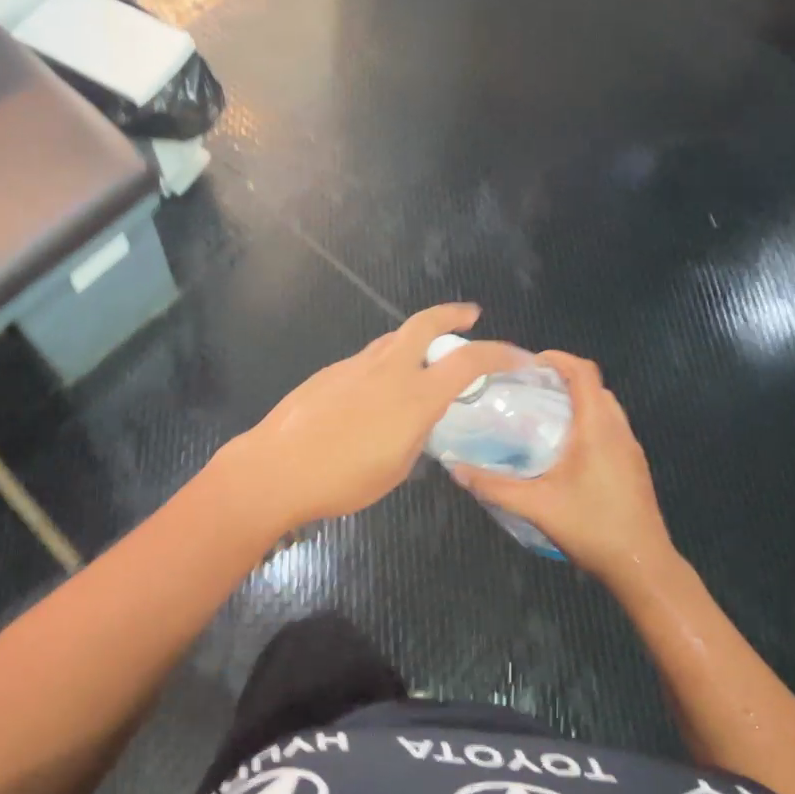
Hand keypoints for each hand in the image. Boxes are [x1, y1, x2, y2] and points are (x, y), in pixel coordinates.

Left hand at [216, 304, 524, 529]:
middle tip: (469, 315)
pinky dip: (384, 364)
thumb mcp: (397, 468)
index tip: (517, 356)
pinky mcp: (330, 372)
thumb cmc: (343, 480)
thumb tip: (420, 421)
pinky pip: (367, 359)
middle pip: (425, 323)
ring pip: (393, 340)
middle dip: (452, 313)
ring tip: (423, 360)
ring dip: (414, 341)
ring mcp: (355, 366)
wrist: (277, 468)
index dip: (499, 354)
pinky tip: (376, 392)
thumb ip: (416, 435)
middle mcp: (388, 369)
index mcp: (415, 396)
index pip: (468, 361)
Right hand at [451, 351, 679, 584]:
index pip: (584, 373)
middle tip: (528, 388)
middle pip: (595, 387)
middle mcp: (618, 430)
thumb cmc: (591, 527)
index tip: (529, 362)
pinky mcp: (633, 466)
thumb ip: (493, 485)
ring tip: (541, 414)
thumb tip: (455, 468)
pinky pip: (610, 428)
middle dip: (564, 379)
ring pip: (605, 408)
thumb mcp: (535, 505)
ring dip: (578, 401)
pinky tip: (564, 449)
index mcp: (597, 428)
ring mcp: (630, 449)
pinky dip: (588, 422)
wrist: (642, 566)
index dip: (558, 359)